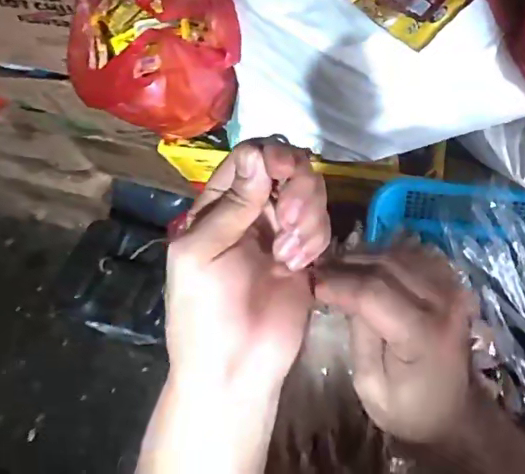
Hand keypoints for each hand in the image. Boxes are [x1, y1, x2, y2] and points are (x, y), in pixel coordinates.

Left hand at [163, 136, 330, 399]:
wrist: (235, 371)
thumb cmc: (204, 312)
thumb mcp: (201, 253)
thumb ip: (232, 203)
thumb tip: (259, 154)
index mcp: (220, 203)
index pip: (249, 156)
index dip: (269, 154)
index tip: (282, 168)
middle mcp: (253, 208)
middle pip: (287, 165)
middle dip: (295, 184)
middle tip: (288, 218)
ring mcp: (282, 228)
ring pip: (310, 188)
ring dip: (306, 214)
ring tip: (289, 253)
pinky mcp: (307, 249)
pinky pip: (322, 221)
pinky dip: (315, 237)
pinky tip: (299, 266)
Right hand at [310, 244, 477, 445]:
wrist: (455, 409)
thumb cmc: (411, 408)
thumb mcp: (373, 388)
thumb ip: (359, 337)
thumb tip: (344, 293)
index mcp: (424, 334)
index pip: (374, 293)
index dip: (340, 283)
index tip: (312, 282)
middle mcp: (443, 301)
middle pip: (386, 266)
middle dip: (347, 265)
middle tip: (318, 269)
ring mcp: (450, 285)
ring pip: (397, 253)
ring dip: (364, 256)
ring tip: (336, 265)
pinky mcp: (449, 279)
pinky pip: (410, 254)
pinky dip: (384, 254)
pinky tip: (365, 264)